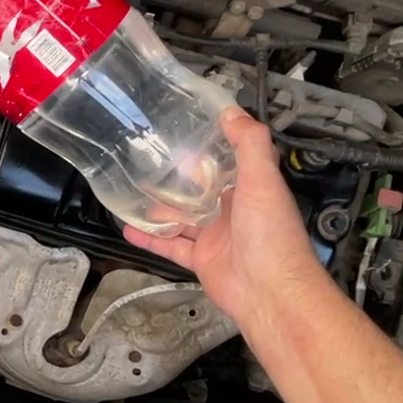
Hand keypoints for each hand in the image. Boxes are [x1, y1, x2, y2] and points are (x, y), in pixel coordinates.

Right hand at [123, 109, 328, 328]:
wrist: (268, 290)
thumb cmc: (272, 236)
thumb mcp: (262, 180)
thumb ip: (249, 144)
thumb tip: (233, 113)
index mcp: (251, 190)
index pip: (228, 164)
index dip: (207, 151)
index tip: (182, 137)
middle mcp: (234, 213)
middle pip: (200, 192)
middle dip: (176, 182)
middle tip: (148, 167)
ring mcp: (216, 238)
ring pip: (182, 220)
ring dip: (159, 211)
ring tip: (133, 197)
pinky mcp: (201, 260)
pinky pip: (171, 246)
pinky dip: (151, 239)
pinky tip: (130, 229)